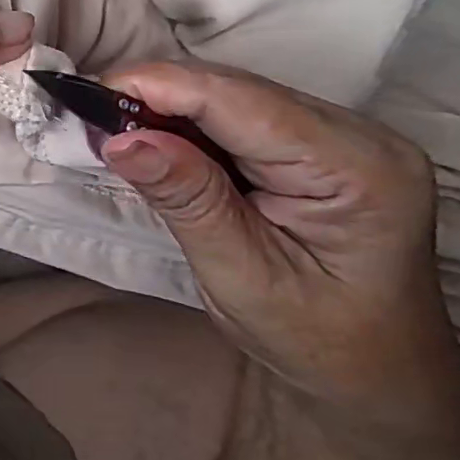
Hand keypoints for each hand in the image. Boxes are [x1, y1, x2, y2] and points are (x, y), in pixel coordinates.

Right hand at [96, 62, 459, 439]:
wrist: (372, 373)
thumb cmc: (314, 339)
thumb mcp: (239, 275)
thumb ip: (186, 199)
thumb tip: (119, 139)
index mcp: (357, 169)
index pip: (240, 101)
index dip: (159, 86)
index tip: (87, 96)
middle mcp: (358, 134)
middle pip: (234, 88)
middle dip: (155, 95)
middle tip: (90, 121)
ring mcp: (340, 134)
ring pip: (231, 92)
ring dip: (165, 106)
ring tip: (115, 132)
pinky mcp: (316, 141)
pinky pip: (237, 111)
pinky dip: (185, 120)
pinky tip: (155, 140)